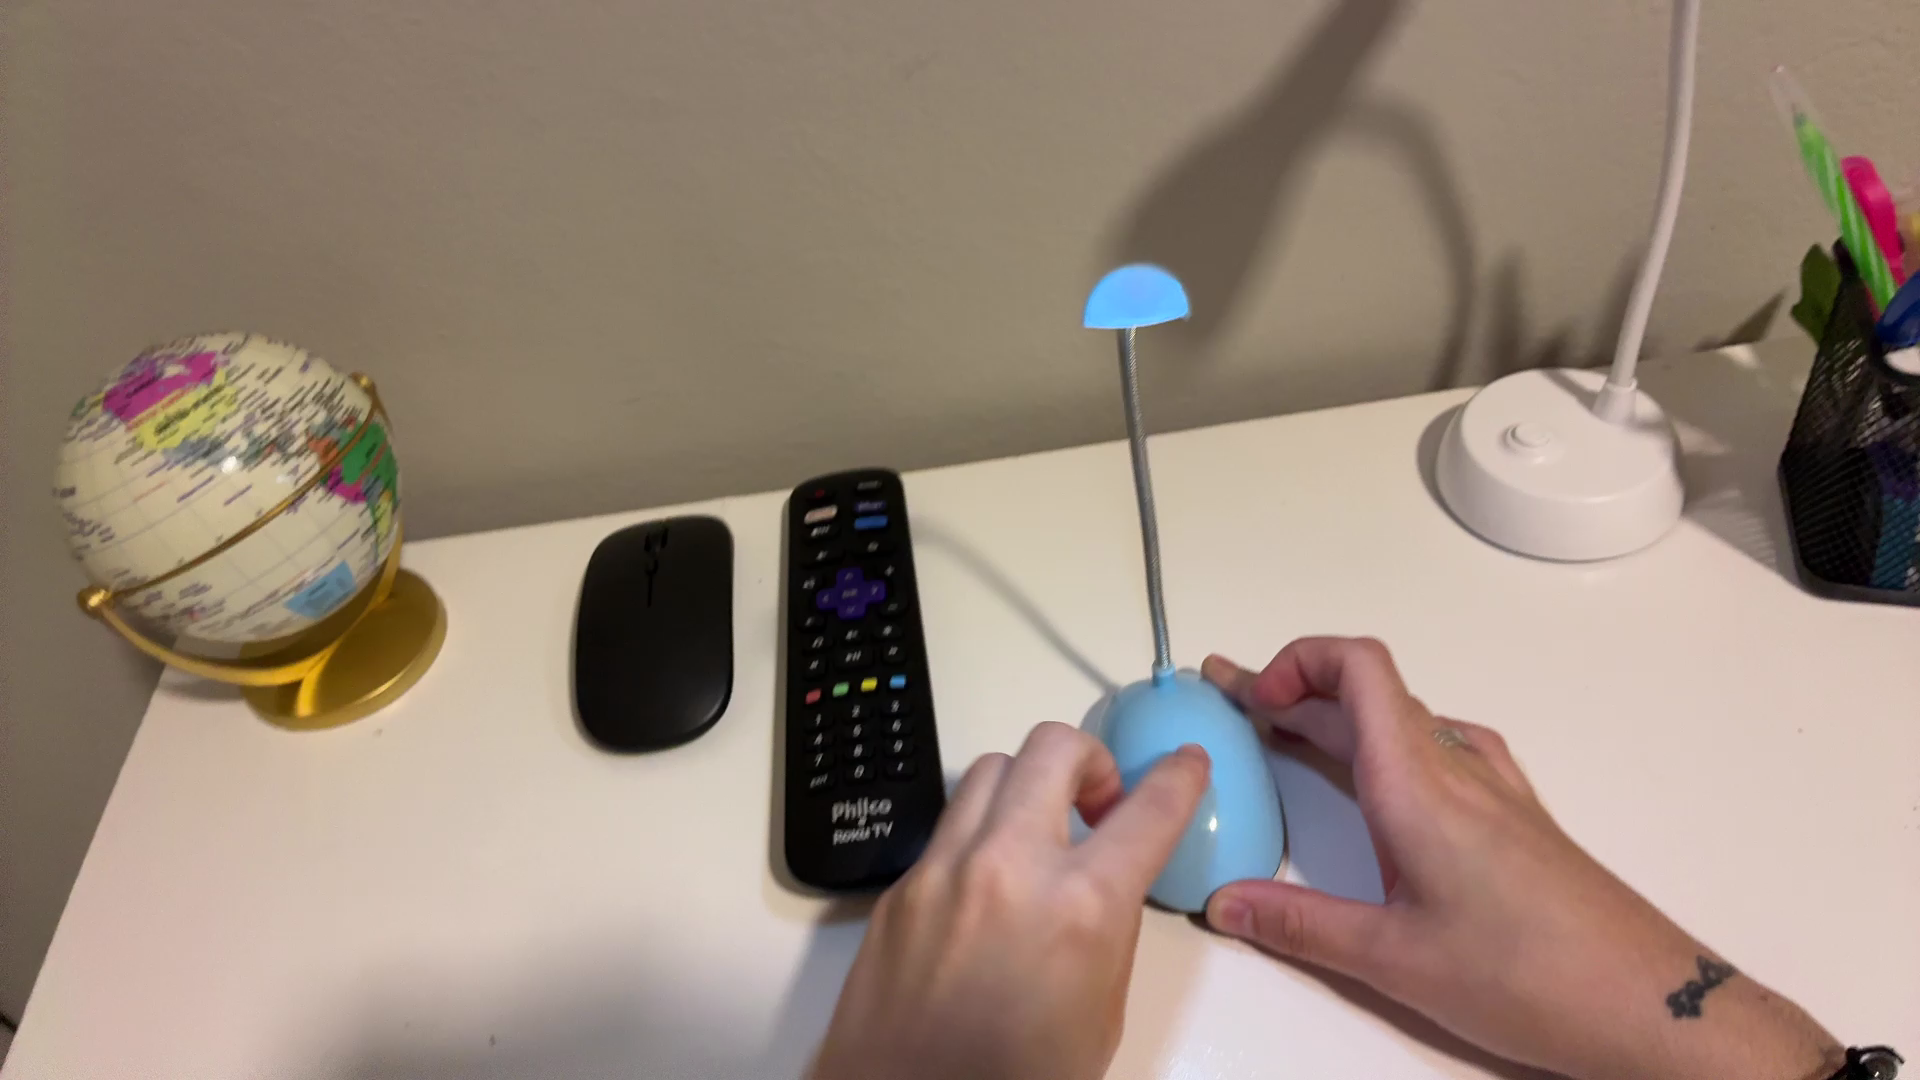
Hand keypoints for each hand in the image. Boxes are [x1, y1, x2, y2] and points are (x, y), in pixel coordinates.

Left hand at [811, 722, 1209, 1079]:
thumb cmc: (1021, 1079)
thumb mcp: (1099, 1016)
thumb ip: (1108, 926)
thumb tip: (1103, 873)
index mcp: (1078, 909)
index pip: (1146, 814)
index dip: (1179, 779)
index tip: (1188, 762)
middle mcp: (1008, 865)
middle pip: (1052, 746)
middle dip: (1089, 760)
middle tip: (1095, 803)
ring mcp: (944, 865)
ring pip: (992, 766)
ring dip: (1028, 784)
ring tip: (1037, 829)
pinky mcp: (902, 880)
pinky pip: (951, 822)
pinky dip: (982, 830)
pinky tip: (985, 878)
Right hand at [1202, 638, 1840, 1079]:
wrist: (1668, 1015)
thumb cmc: (1527, 975)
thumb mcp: (1396, 958)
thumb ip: (1297, 925)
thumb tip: (1217, 905)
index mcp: (1413, 778)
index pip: (1358, 665)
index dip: (1297, 660)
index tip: (1256, 703)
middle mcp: (1447, 762)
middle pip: (1358, 688)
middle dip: (1283, 687)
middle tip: (1226, 701)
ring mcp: (1485, 780)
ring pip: (1391, 714)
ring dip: (1326, 711)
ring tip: (1278, 731)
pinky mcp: (1507, 807)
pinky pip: (1428, 739)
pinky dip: (1375, 733)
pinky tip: (1371, 771)